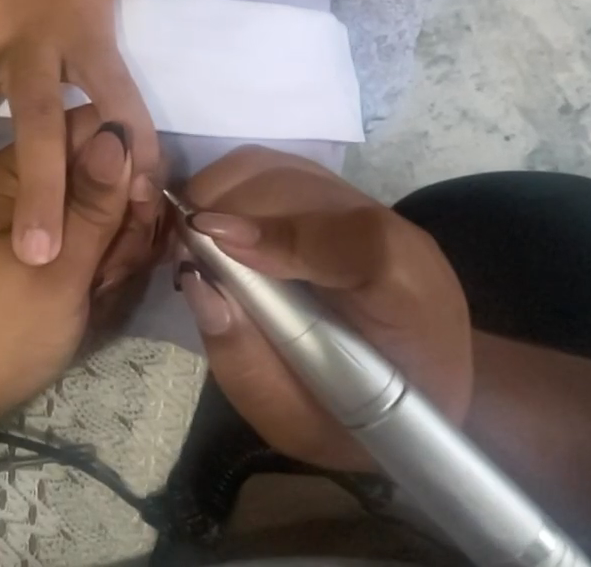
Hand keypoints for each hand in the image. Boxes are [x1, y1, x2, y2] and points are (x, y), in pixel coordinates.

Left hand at [0, 108, 133, 428]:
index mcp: (14, 171)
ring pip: (89, 220)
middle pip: (95, 178)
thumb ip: (94, 203)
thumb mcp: (57, 269)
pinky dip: (85, 274)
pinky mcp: (20, 258)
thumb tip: (119, 128)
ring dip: (107, 255)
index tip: (141, 209)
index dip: (127, 160)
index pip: (87, 130)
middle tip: (108, 272)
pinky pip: (70, 249)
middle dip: (119, 222)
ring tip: (92, 297)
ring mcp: (16, 225)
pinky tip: (85, 306)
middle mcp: (15, 188)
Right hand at [176, 148, 472, 470]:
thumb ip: (247, 360)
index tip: (210, 237)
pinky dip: (225, 187)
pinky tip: (212, 227)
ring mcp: (362, 207)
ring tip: (194, 240)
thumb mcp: (296, 421)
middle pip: (297, 188)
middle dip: (224, 208)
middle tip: (181, 250)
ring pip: (273, 168)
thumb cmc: (348, 417)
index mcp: (409, 303)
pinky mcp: (330, 194)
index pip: (360, 243)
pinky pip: (265, 169)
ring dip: (218, 193)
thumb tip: (195, 284)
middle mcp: (395, 238)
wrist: (402, 396)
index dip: (283, 233)